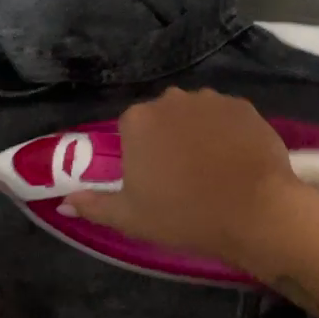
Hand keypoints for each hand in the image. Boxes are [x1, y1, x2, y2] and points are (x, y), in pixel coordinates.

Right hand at [64, 87, 307, 261]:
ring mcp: (211, 99)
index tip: (154, 181)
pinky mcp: (244, 106)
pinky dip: (228, 134)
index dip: (141, 156)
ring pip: (197, 115)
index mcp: (137, 121)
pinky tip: (238, 161)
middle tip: (183, 178)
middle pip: (164, 117)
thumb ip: (94, 205)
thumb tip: (64, 202)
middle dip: (169, 139)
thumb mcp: (130, 218)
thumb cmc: (184, 216)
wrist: (254, 211)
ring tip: (214, 170)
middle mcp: (171, 99)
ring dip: (199, 134)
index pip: (131, 130)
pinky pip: (227, 118)